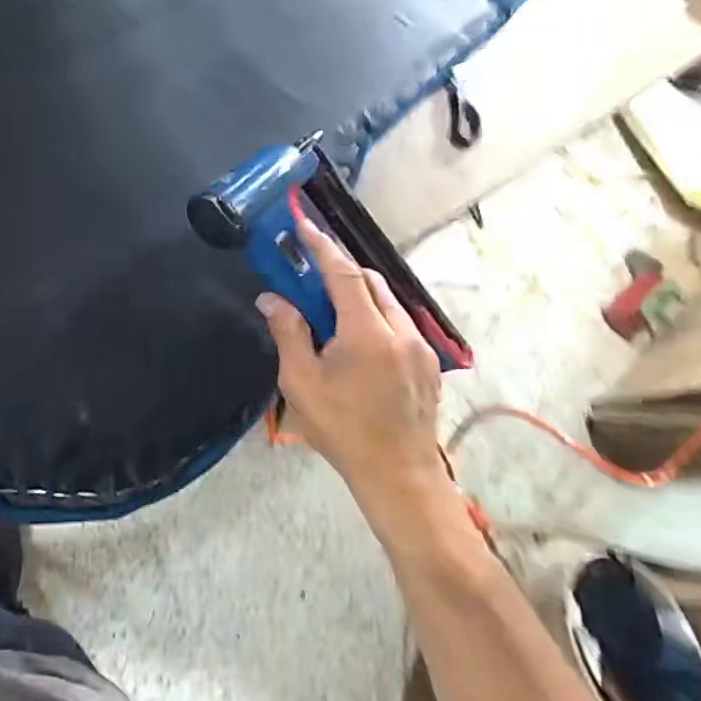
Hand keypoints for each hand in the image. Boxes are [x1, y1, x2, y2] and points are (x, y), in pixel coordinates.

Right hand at [256, 215, 447, 506]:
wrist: (398, 474)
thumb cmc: (342, 428)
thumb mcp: (301, 382)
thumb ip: (288, 333)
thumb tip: (272, 299)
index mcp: (367, 334)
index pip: (344, 274)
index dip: (322, 247)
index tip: (304, 226)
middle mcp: (401, 331)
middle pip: (371, 282)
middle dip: (340, 269)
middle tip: (310, 275)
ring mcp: (420, 348)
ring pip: (388, 301)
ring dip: (359, 293)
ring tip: (330, 309)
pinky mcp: (429, 364)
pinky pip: (399, 322)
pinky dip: (375, 315)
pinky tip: (356, 339)